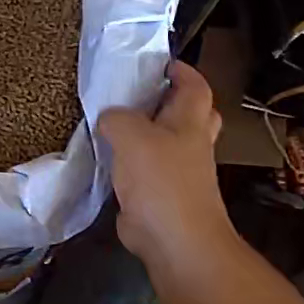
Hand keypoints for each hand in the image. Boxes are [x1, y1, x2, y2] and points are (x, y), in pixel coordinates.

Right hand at [96, 61, 231, 265]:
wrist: (175, 240)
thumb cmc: (161, 180)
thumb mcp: (131, 136)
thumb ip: (116, 119)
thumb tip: (109, 119)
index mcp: (190, 122)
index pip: (195, 86)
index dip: (182, 70)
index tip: (160, 62)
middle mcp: (191, 145)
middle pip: (191, 115)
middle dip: (170, 102)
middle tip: (140, 95)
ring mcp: (180, 173)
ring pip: (168, 144)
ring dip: (148, 134)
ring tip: (116, 125)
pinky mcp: (163, 197)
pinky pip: (149, 171)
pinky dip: (133, 164)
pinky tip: (110, 162)